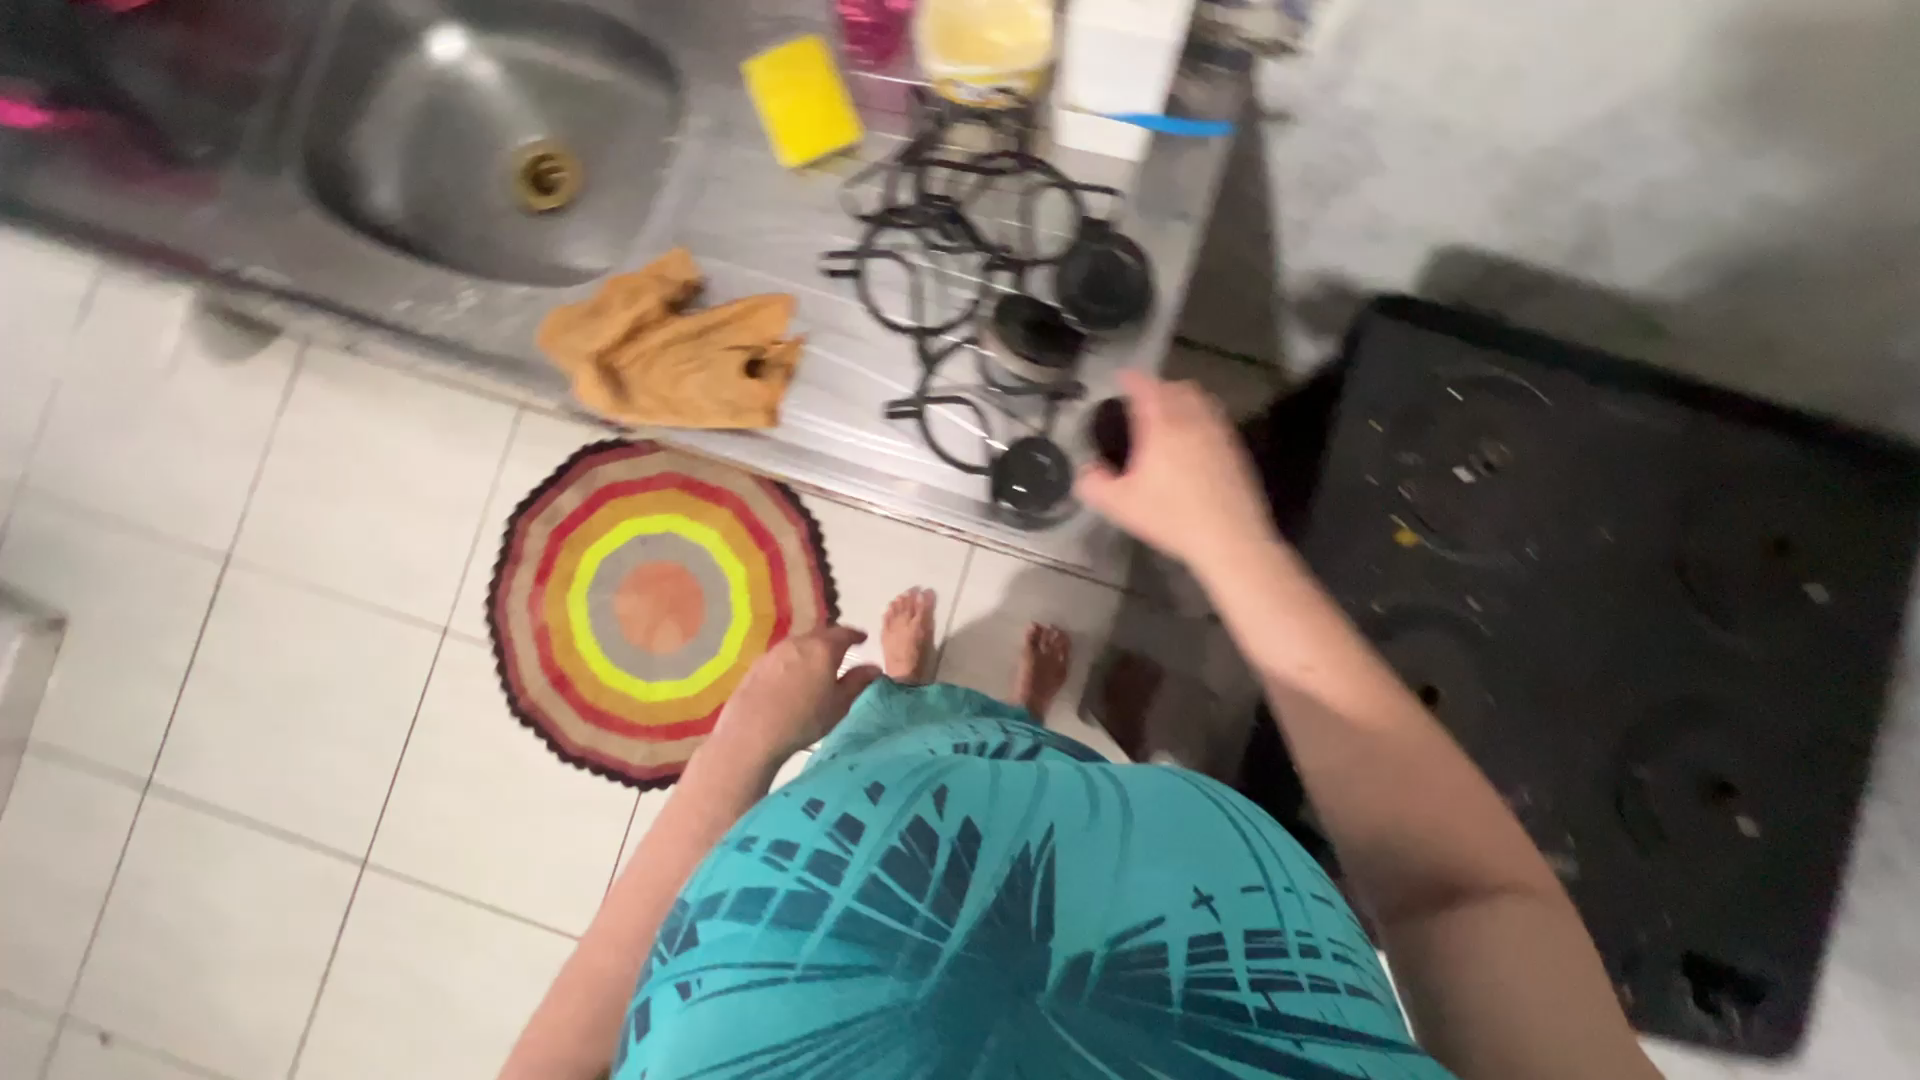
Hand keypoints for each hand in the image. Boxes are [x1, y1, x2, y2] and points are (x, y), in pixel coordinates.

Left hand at [708, 626, 881, 762]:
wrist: (752, 732)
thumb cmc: (804, 719)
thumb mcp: (839, 704)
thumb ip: (858, 682)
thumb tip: (873, 668)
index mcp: (823, 648)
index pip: (844, 632)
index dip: (855, 635)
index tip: (862, 639)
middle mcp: (799, 642)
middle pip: (820, 634)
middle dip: (833, 640)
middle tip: (841, 652)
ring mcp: (775, 651)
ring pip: (800, 644)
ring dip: (811, 650)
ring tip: (817, 665)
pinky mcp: (757, 664)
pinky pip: (783, 656)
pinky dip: (793, 661)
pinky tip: (792, 678)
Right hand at [1075, 371, 1279, 571]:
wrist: (1229, 538)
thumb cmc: (1171, 518)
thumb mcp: (1120, 506)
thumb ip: (1094, 485)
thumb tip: (1087, 471)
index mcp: (1162, 427)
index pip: (1146, 389)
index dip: (1132, 379)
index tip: (1123, 377)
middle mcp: (1192, 421)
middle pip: (1176, 388)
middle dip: (1159, 386)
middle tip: (1145, 398)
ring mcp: (1218, 433)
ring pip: (1201, 400)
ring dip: (1183, 398)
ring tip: (1170, 412)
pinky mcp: (1235, 449)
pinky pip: (1215, 419)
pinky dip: (1201, 417)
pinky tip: (1194, 439)